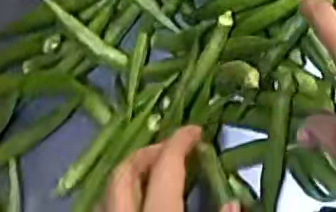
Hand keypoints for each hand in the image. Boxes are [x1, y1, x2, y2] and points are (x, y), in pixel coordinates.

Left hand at [103, 125, 232, 211]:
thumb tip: (232, 203)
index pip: (165, 163)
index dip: (181, 139)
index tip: (196, 132)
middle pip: (124, 172)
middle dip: (147, 152)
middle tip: (170, 149)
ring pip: (106, 192)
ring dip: (129, 176)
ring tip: (153, 174)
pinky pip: (103, 210)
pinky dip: (118, 200)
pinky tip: (137, 203)